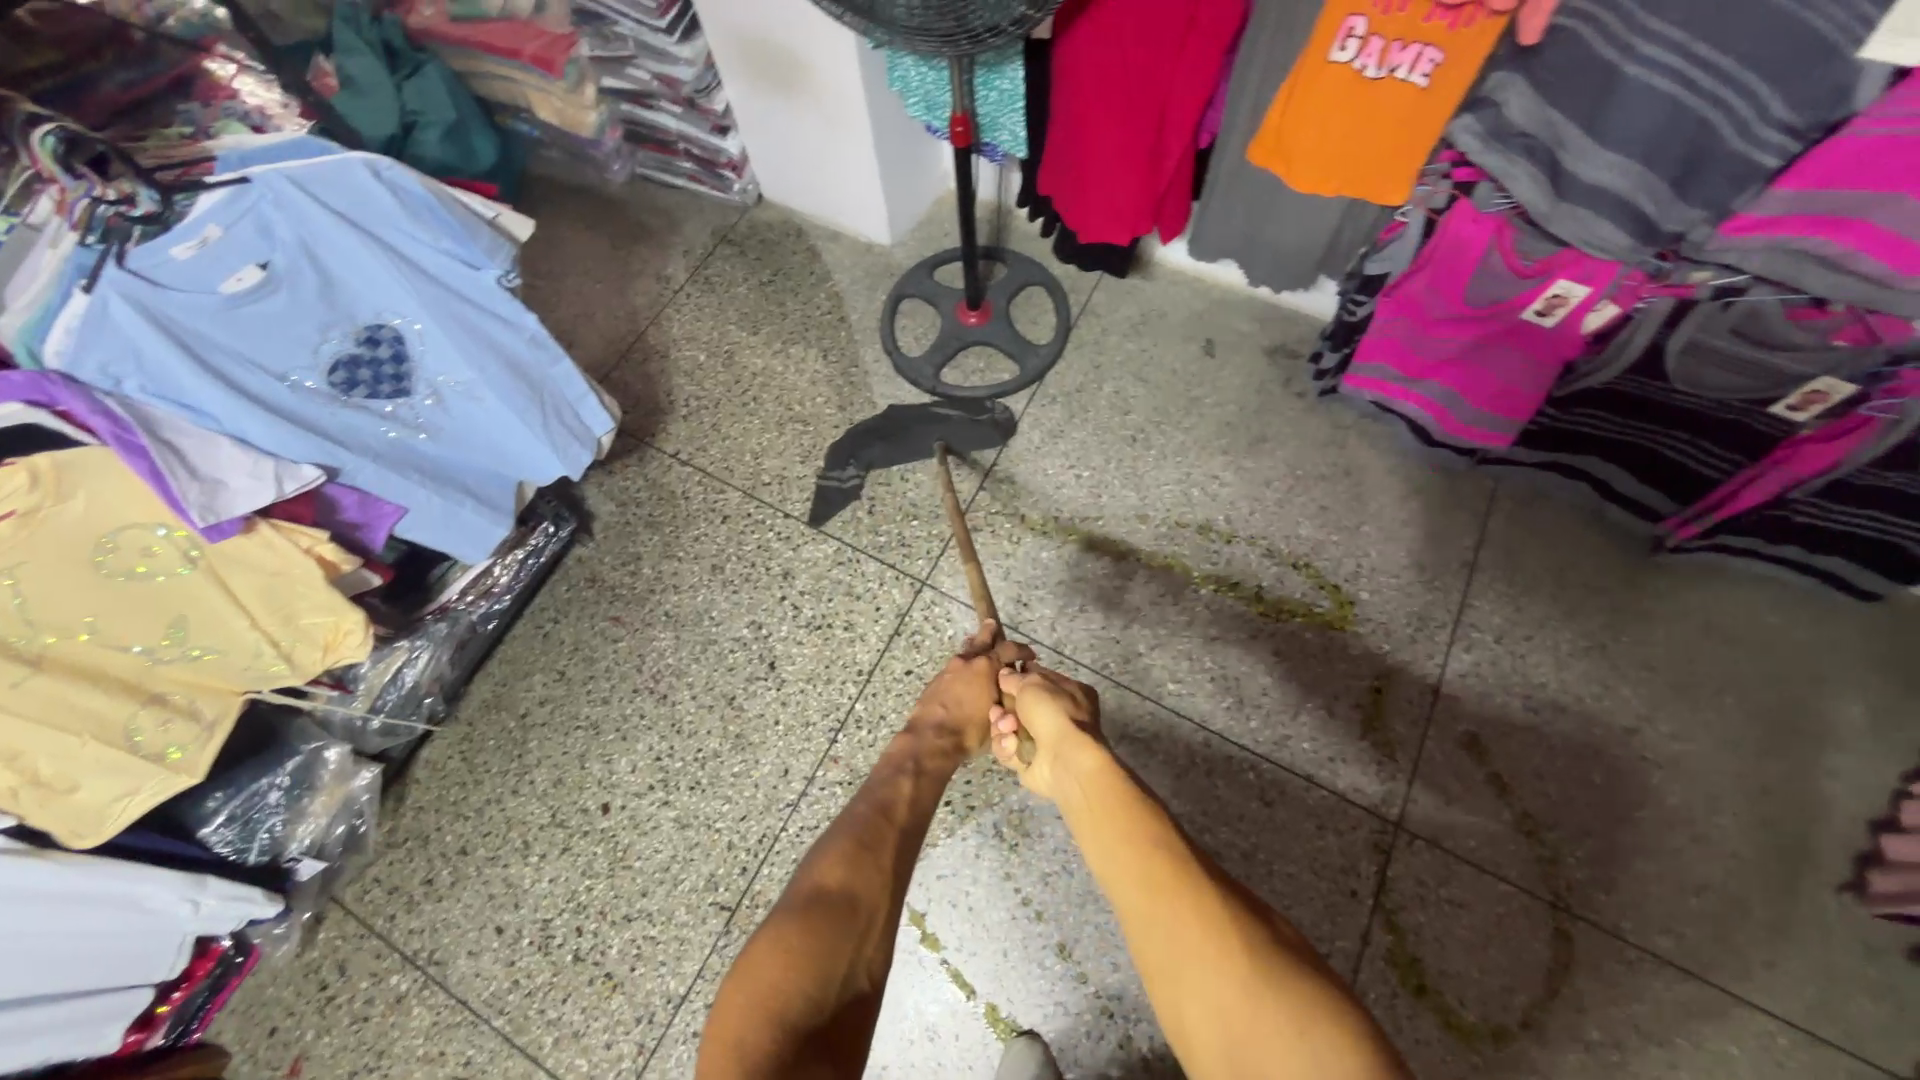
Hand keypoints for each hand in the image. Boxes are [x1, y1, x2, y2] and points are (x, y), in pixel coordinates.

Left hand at [907, 620, 1034, 756]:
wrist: (931, 739)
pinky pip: (954, 667)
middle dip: (989, 633)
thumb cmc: (970, 731)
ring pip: (965, 653)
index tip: (1030, 655)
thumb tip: (1011, 693)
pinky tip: (964, 678)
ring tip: (978, 650)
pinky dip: (963, 668)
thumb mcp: (999, 717)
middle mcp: (967, 662)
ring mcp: (948, 670)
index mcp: (986, 667)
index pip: (1008, 649)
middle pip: (981, 640)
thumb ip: (1007, 699)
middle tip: (993, 625)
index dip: (1022, 650)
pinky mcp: (936, 681)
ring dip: (973, 650)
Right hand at [988, 665, 1104, 800]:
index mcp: (1069, 692)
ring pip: (1009, 729)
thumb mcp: (1033, 683)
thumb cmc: (1053, 712)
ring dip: (1002, 727)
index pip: (1038, 680)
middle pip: (1018, 707)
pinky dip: (1007, 747)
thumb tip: (1005, 674)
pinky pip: (1009, 750)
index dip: (1018, 679)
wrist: (1063, 759)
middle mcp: (1058, 716)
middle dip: (1004, 708)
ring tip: (1007, 728)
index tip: (1000, 679)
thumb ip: (1015, 678)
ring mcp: (1044, 742)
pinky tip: (1011, 745)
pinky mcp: (1030, 763)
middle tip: (999, 710)